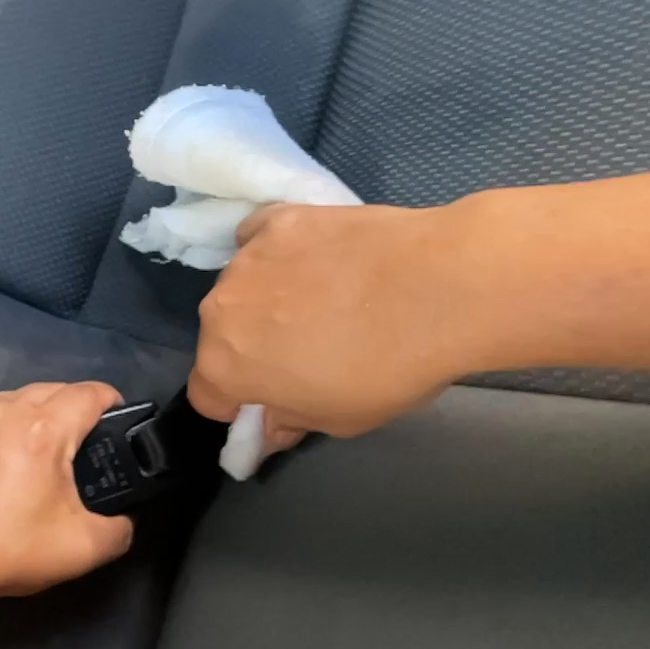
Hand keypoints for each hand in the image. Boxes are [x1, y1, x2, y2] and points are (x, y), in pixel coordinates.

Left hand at [0, 382, 134, 606]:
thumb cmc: (13, 549)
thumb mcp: (86, 546)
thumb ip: (122, 525)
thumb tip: (124, 513)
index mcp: (42, 429)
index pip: (90, 393)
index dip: (114, 404)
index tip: (119, 427)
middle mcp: (6, 410)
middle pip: (55, 390)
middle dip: (77, 409)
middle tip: (87, 448)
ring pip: (20, 397)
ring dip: (40, 414)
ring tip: (46, 451)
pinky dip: (7, 424)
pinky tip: (7, 457)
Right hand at [187, 202, 489, 444]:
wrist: (441, 287)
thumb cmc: (387, 367)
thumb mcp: (340, 421)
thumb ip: (289, 422)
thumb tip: (270, 427)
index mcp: (223, 368)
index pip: (208, 396)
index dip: (239, 404)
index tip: (275, 400)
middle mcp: (217, 313)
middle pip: (221, 338)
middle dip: (250, 347)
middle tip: (307, 347)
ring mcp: (244, 261)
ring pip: (239, 289)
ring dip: (263, 298)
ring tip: (324, 296)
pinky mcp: (276, 221)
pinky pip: (258, 237)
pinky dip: (275, 250)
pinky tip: (311, 254)